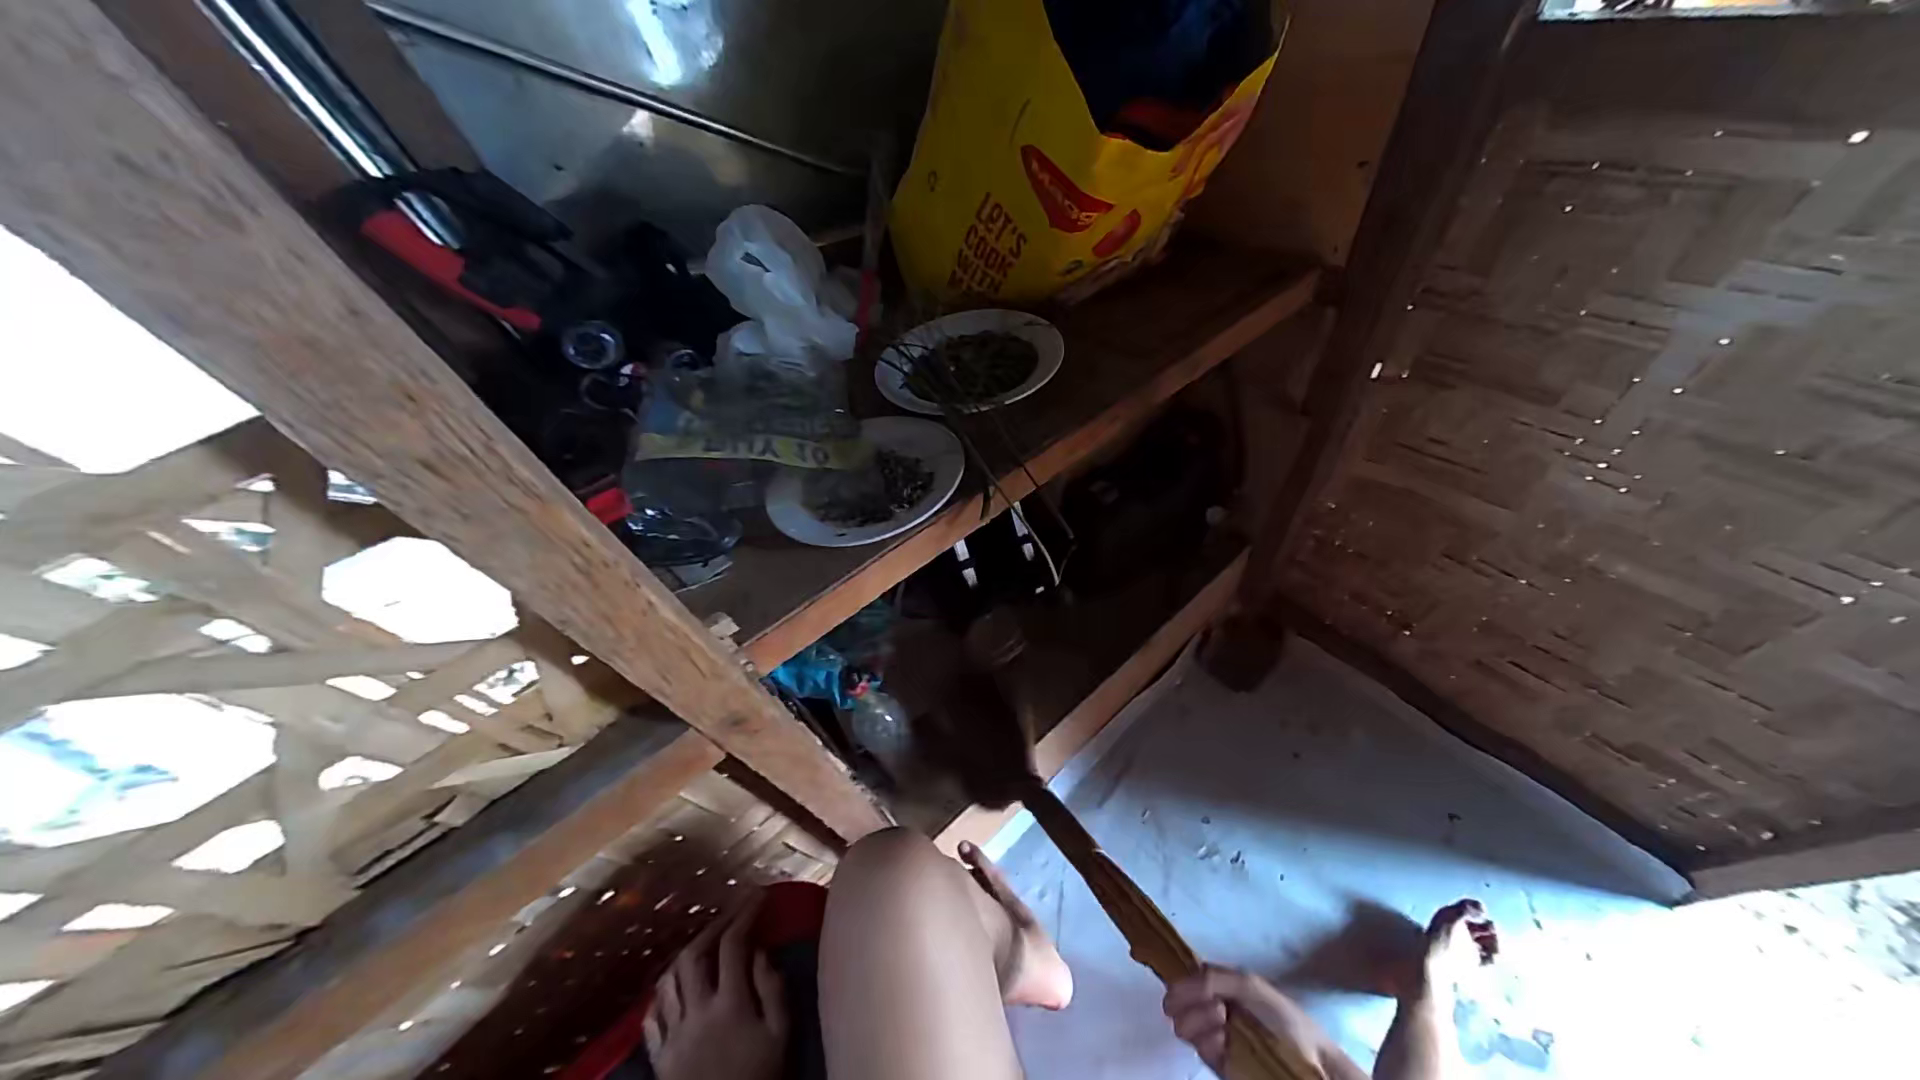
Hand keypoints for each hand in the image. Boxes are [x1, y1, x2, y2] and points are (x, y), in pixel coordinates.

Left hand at [644, 895, 787, 1079]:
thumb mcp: (781, 1037)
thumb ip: (773, 990)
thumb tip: (761, 951)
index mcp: (730, 1005)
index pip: (734, 945)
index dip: (746, 913)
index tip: (759, 895)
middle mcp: (696, 1012)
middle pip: (695, 954)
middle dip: (715, 925)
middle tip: (734, 911)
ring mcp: (673, 1035)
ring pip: (669, 979)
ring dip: (688, 952)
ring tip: (706, 941)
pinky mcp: (659, 1058)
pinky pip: (653, 1015)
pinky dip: (664, 992)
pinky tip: (676, 987)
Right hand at [1163, 964, 1357, 1078]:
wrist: (1311, 1062)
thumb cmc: (1282, 1017)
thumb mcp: (1249, 984)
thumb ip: (1214, 977)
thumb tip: (1179, 983)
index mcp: (1217, 988)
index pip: (1183, 980)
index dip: (1181, 983)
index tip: (1193, 987)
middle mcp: (1210, 1010)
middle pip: (1175, 1003)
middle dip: (1189, 1002)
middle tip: (1216, 1007)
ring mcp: (1213, 1038)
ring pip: (1182, 1026)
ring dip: (1199, 1021)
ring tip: (1222, 1024)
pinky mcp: (1218, 1064)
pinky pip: (1199, 1048)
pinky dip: (1207, 1041)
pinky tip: (1223, 1042)